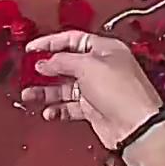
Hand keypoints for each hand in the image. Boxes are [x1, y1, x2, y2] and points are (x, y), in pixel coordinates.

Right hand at [21, 31, 164, 149]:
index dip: (50, 42)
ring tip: (29, 96)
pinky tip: (48, 111)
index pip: (72, 39)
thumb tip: (45, 61)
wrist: (135, 126)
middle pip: (67, 64)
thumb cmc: (121, 91)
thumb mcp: (88, 66)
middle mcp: (100, 67)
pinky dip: (58, 108)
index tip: (32, 48)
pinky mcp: (93, 109)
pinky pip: (70, 106)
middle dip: (47, 69)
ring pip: (65, 87)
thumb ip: (62, 61)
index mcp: (104, 49)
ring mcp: (97, 89)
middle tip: (30, 71)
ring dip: (46, 92)